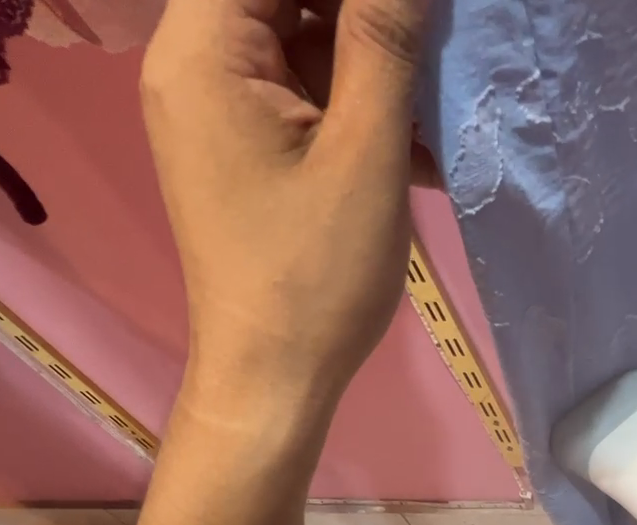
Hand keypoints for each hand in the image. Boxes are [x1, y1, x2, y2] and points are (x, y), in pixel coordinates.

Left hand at [140, 0, 436, 421]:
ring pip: (306, 48)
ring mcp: (223, 113)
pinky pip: (308, 102)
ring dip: (377, 70)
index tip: (415, 17)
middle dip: (370, 21)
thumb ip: (384, 42)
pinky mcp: (250, 153)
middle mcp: (197, 66)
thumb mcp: (362, 155)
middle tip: (435, 49)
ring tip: (439, 105)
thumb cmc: (317, 274)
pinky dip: (362, 114)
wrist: (277, 377)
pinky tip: (418, 146)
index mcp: (205, 51)